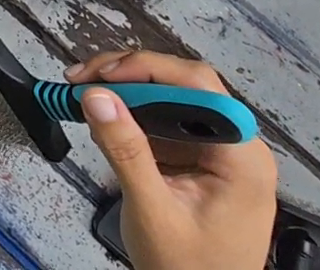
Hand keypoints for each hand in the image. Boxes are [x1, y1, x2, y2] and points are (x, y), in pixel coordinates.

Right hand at [68, 51, 276, 269]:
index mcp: (240, 157)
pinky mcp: (199, 159)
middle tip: (79, 80)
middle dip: (127, 75)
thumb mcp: (151, 210)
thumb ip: (125, 151)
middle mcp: (236, 146)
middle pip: (182, 83)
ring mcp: (218, 152)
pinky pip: (163, 118)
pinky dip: (128, 112)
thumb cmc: (186, 267)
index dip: (147, 69)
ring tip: (82, 96)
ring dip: (123, 91)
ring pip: (169, 96)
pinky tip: (101, 121)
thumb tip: (95, 95)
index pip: (198, 85)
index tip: (99, 76)